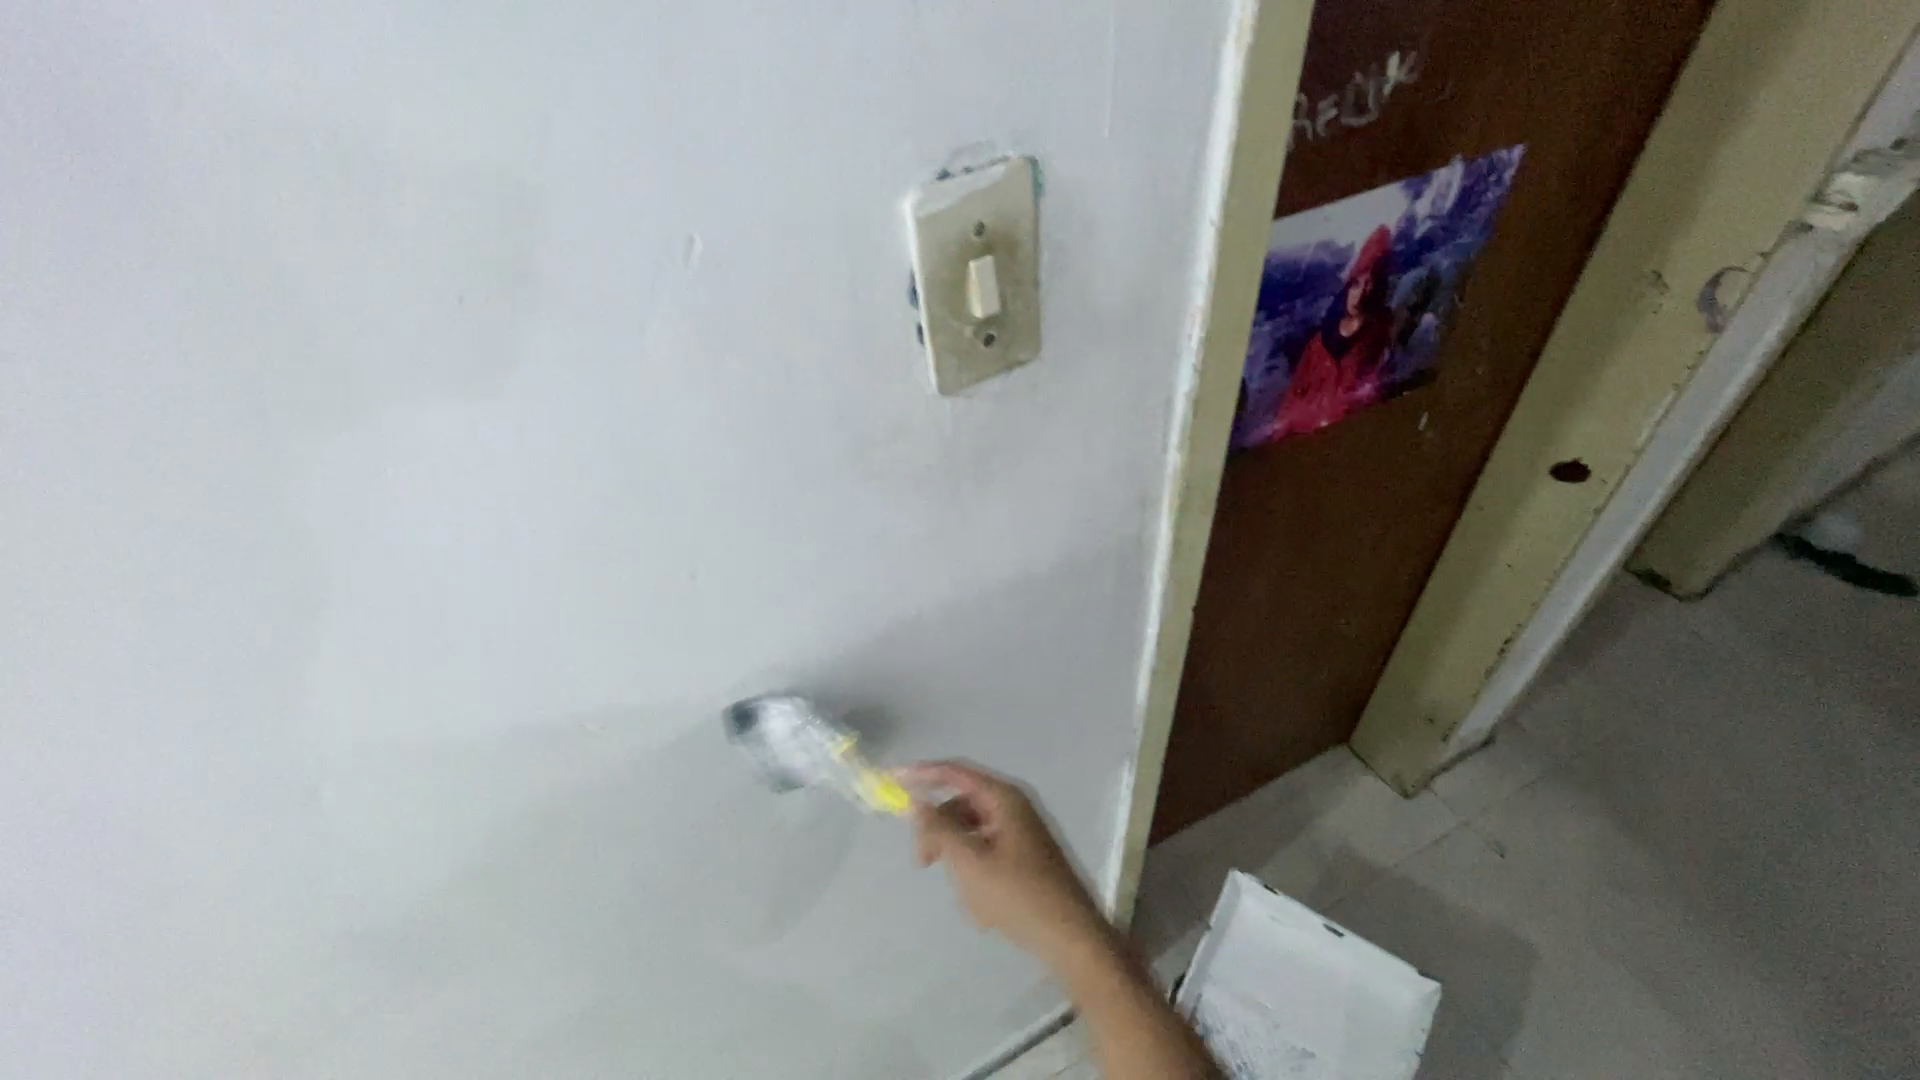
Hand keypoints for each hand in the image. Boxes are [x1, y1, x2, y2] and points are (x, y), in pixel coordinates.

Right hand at [898, 761, 1114, 967]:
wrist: (1070, 936)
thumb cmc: (1018, 894)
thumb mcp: (970, 861)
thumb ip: (940, 828)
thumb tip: (918, 802)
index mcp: (1004, 798)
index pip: (955, 772)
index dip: (922, 773)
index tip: (893, 779)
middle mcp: (1013, 807)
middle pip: (961, 803)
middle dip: (938, 828)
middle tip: (922, 862)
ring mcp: (1020, 832)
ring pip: (971, 830)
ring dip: (956, 855)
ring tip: (964, 893)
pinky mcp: (1023, 857)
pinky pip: (986, 852)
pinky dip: (974, 871)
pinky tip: (980, 905)